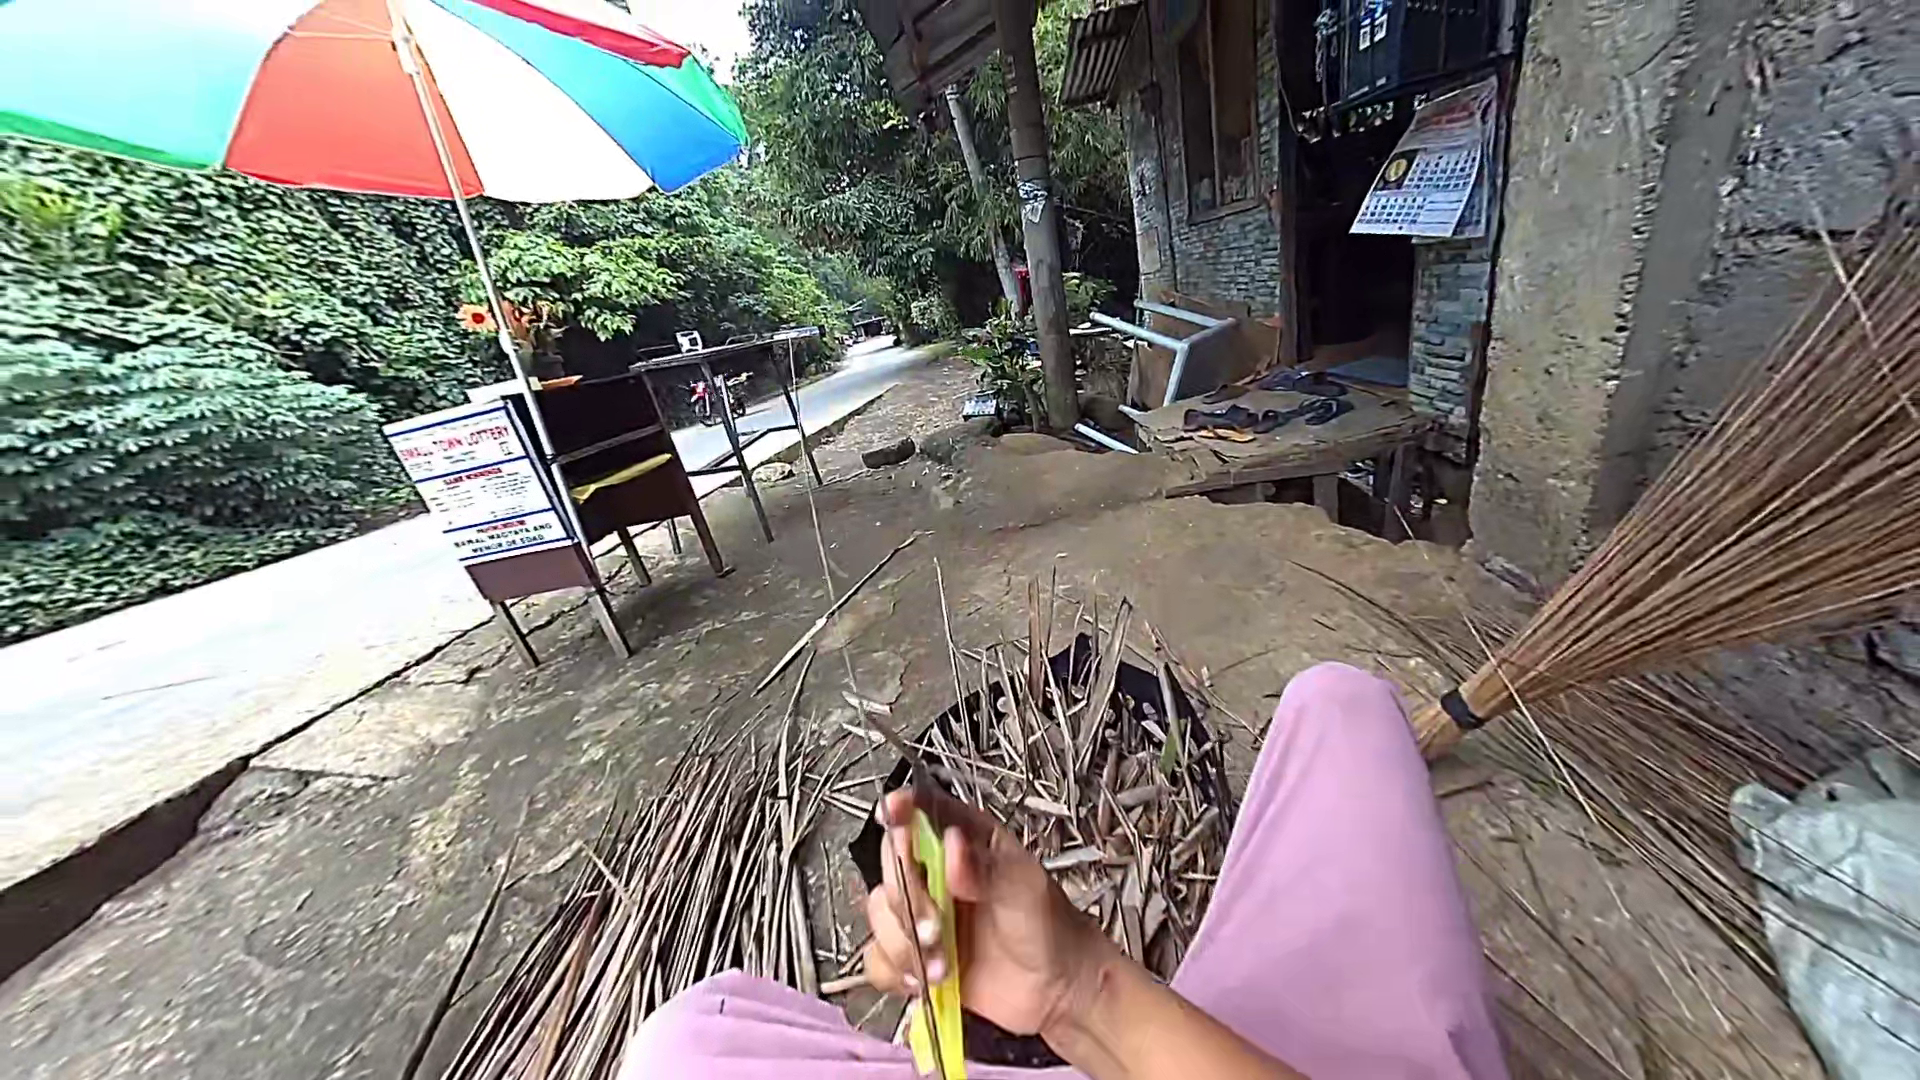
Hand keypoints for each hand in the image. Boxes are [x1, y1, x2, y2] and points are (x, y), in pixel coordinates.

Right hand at [863, 787, 1114, 1038]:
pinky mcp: (914, 950)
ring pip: (881, 910)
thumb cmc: (1046, 921)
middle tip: (936, 925)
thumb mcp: (1023, 886)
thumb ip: (987, 868)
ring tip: (942, 962)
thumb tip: (952, 846)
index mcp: (964, 836)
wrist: (1055, 987)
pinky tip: (927, 978)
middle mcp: (936, 867)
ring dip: (904, 941)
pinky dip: (894, 970)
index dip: (902, 806)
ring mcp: (923, 909)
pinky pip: (878, 954)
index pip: (924, 808)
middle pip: (893, 860)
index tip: (892, 814)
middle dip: (908, 898)